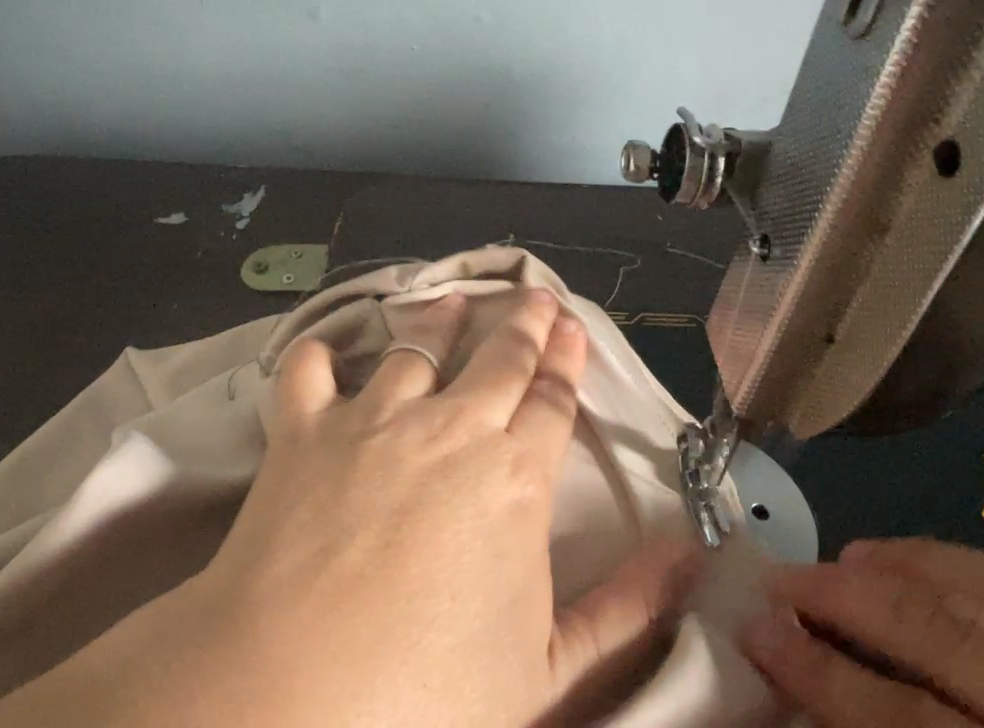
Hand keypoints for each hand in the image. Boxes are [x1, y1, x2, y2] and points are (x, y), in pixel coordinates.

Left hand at [0, 290, 696, 727]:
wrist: (294, 694)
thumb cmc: (430, 691)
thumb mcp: (548, 669)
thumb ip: (623, 608)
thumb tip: (688, 556)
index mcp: (515, 477)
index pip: (552, 399)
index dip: (566, 359)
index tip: (572, 327)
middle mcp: (450, 428)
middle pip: (498, 358)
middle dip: (524, 323)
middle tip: (537, 296)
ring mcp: (372, 421)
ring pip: (416, 348)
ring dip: (440, 319)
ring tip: (453, 300)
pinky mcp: (302, 430)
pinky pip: (309, 371)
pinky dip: (320, 355)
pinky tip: (329, 350)